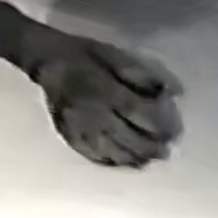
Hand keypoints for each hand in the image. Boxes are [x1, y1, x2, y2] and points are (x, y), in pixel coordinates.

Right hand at [0, 1, 183, 167]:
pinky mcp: (69, 134)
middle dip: (153, 149)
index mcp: (104, 90)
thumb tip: (171, 93)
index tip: (174, 133)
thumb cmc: (85, 55)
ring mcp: (78, 126)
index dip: (160, 125)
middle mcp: (91, 112)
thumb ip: (143, 76)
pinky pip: (95, 156)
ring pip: (114, 153)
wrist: (43, 57)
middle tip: (167, 152)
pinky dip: (115, 161)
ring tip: (150, 159)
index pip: (138, 113)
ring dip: (137, 159)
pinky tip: (127, 161)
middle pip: (129, 140)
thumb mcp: (115, 56)